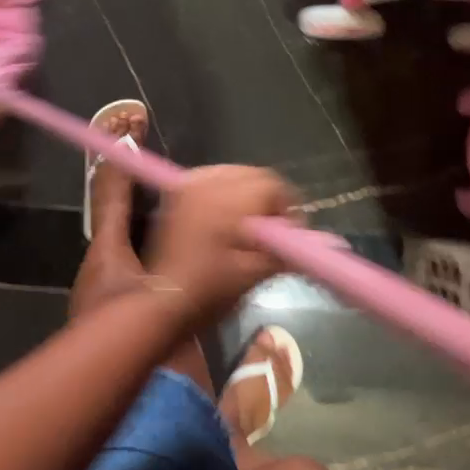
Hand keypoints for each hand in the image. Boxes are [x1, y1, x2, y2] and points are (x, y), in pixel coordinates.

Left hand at [147, 166, 297, 323]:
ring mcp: (190, 183)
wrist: (164, 297)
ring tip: (248, 222)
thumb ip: (284, 250)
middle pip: (255, 174)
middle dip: (269, 197)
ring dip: (248, 190)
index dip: (287, 207)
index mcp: (230, 201)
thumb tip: (304, 234)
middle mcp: (209, 183)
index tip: (289, 232)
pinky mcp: (178, 190)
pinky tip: (226, 213)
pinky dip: (226, 187)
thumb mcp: (255, 273)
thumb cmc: (211, 290)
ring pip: (234, 171)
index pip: (272, 185)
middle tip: (271, 228)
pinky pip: (212, 175)